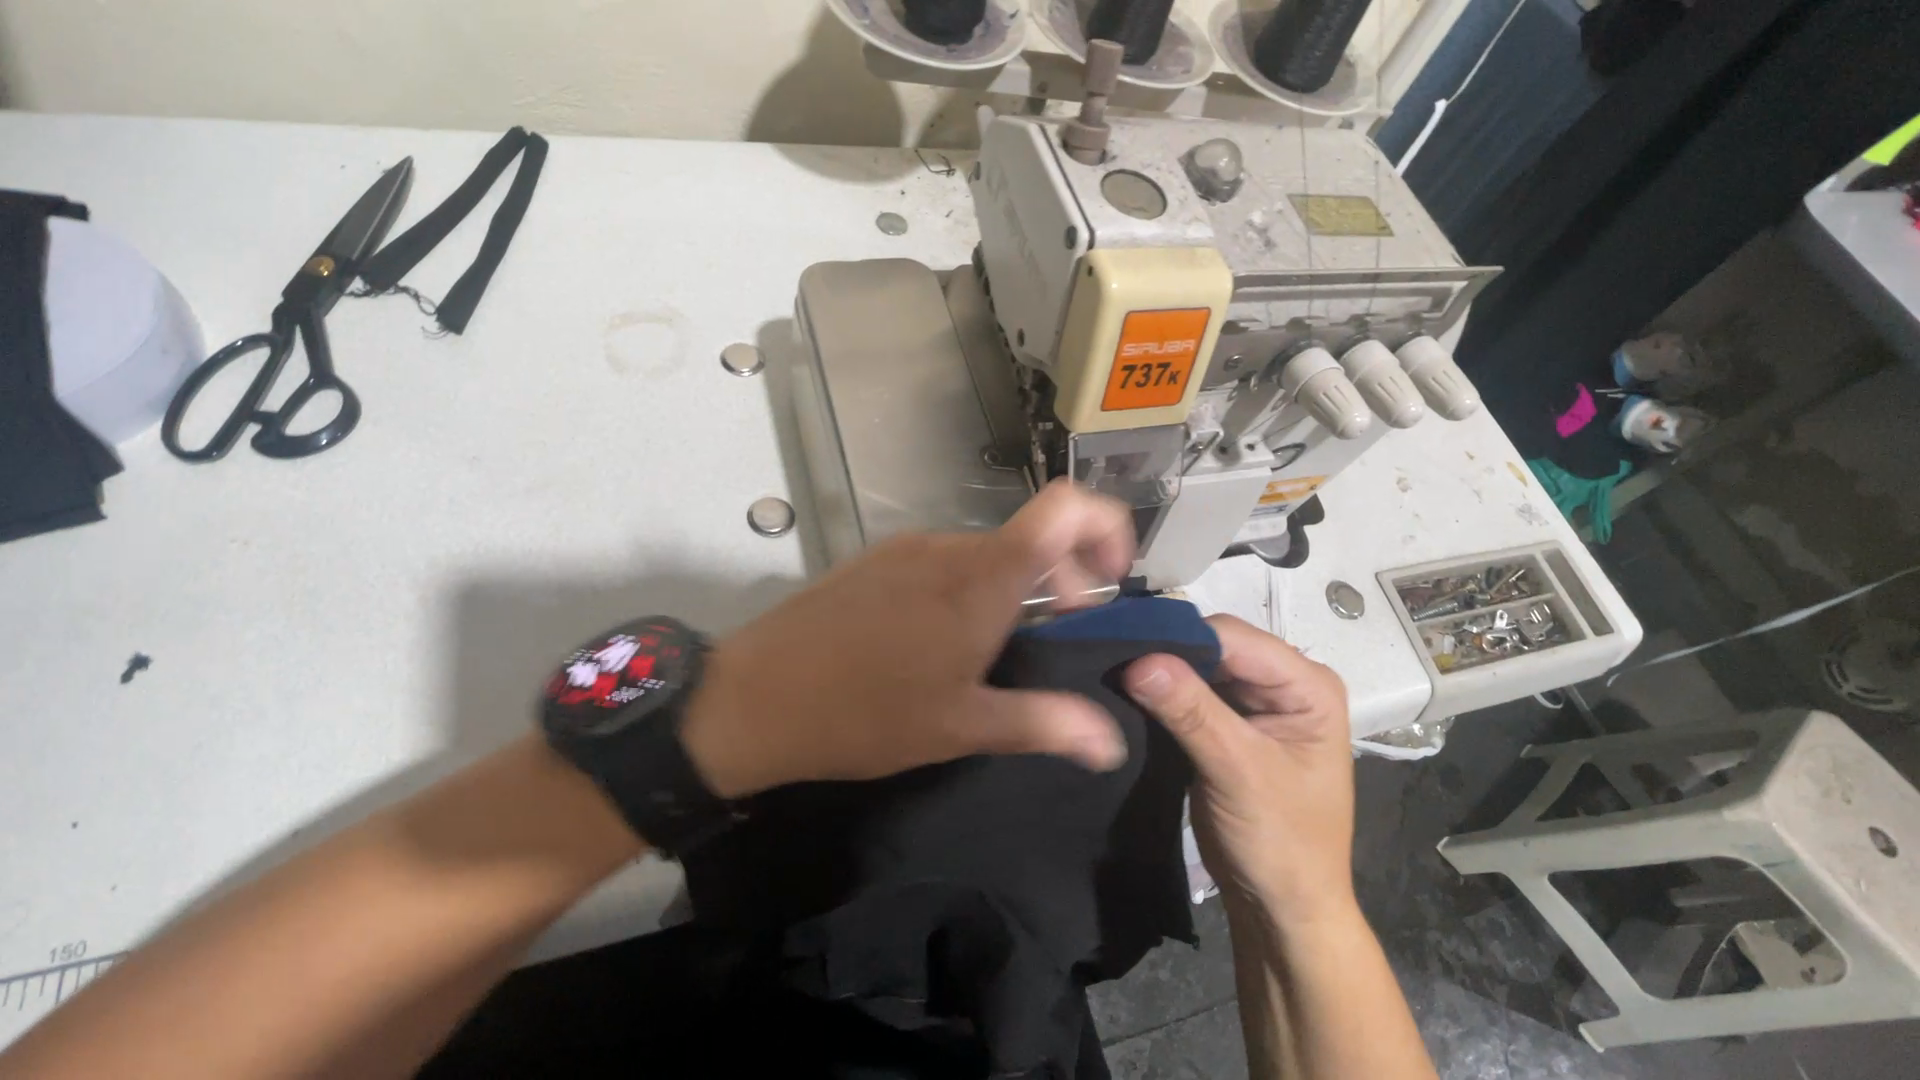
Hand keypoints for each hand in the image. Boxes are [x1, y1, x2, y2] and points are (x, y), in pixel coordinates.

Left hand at [680, 480, 1137, 797]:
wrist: (750, 699)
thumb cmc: (864, 713)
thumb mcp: (961, 727)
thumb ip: (1044, 723)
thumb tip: (1111, 741)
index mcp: (982, 576)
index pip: (1065, 507)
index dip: (1107, 527)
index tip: (1110, 583)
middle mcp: (947, 546)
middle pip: (1031, 537)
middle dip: (1063, 580)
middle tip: (1058, 640)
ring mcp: (904, 550)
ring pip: (985, 553)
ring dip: (1013, 589)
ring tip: (999, 651)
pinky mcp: (873, 564)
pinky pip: (941, 563)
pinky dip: (967, 589)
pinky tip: (943, 644)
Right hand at [1124, 616, 1356, 928]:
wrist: (1282, 907)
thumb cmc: (1281, 842)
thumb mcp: (1237, 772)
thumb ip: (1191, 712)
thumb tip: (1139, 659)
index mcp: (1307, 685)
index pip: (1233, 638)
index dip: (1179, 639)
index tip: (1122, 650)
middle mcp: (1284, 682)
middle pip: (1214, 647)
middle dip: (1166, 654)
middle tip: (1108, 661)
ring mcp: (1255, 703)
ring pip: (1196, 668)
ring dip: (1159, 673)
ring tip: (1109, 675)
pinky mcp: (1227, 725)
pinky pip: (1189, 694)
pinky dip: (1161, 696)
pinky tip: (1126, 697)